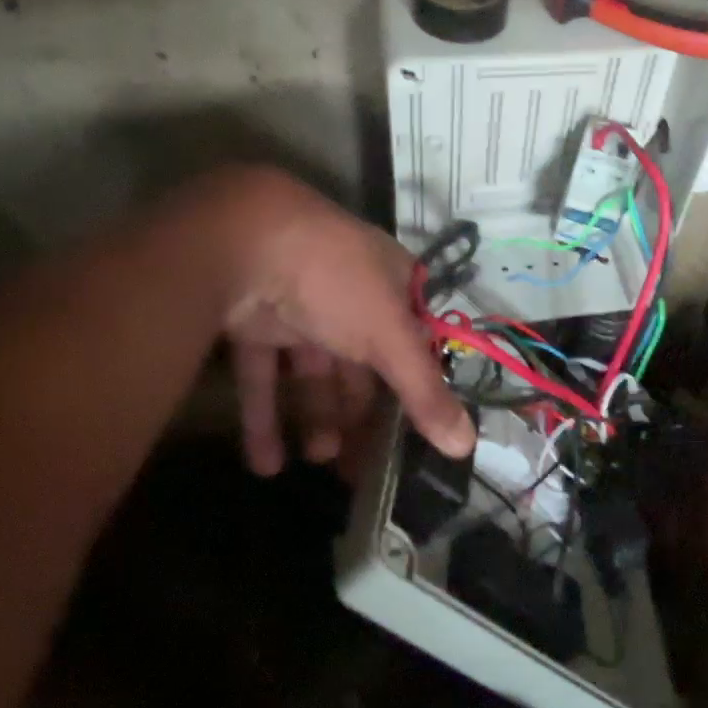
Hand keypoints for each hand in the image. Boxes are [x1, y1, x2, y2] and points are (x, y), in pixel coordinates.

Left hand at [185, 168, 474, 474]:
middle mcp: (349, 294)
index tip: (418, 432)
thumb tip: (466, 445)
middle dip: (362, 413)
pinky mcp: (252, 324)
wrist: (241, 241)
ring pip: (313, 372)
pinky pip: (264, 377)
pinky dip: (264, 419)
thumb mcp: (389, 335)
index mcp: (392, 284)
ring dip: (316, 418)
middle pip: (363, 363)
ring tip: (318, 463)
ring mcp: (300, 308)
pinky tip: (265, 466)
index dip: (418, 385)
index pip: (415, 340)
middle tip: (364, 461)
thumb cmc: (336, 280)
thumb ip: (423, 391)